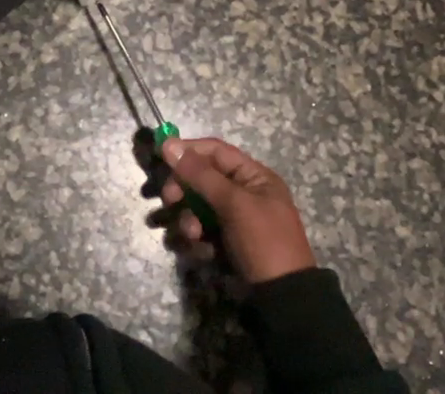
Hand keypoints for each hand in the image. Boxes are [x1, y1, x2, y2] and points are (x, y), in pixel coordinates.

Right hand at [161, 137, 315, 283]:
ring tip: (194, 236)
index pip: (215, 151)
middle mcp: (243, 194)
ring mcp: (233, 221)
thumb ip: (200, 174)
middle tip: (170, 200)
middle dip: (184, 190)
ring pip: (197, 208)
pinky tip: (204, 253)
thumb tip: (168, 144)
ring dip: (188, 220)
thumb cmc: (263, 241)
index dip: (188, 151)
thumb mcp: (234, 204)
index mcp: (254, 177)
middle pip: (201, 179)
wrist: (282, 299)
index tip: (162, 156)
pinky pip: (201, 232)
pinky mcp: (224, 244)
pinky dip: (197, 241)